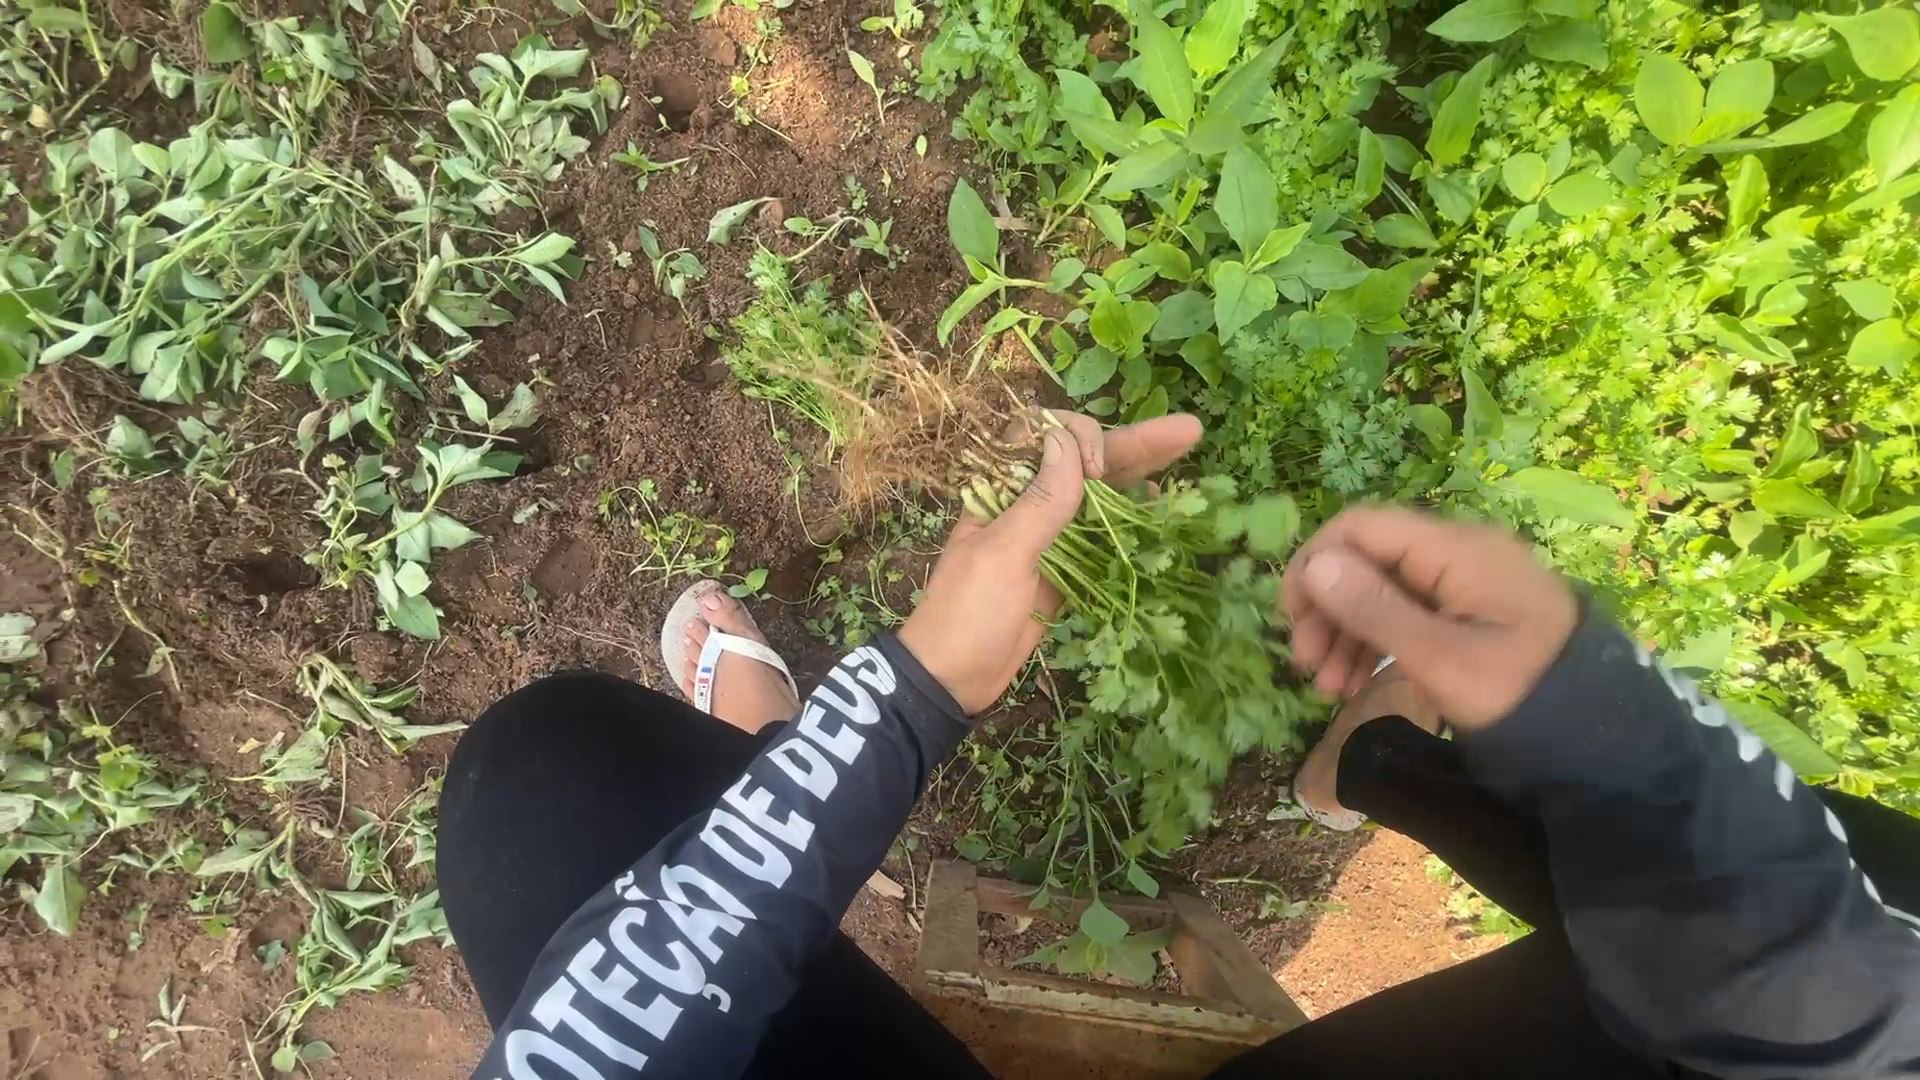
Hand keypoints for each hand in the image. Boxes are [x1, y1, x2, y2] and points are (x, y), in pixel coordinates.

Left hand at [899, 412, 1202, 714]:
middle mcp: (1026, 505)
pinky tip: (1160, 509)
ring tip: (1186, 455)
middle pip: (1083, 462)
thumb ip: (1040, 502)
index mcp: (1000, 491)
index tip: (1098, 469)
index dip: (1078, 438)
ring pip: (1098, 497)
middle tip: (1188, 431)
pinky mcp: (1063, 570)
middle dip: (1133, 444)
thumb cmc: (968, 614)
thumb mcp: (1003, 556)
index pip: (1043, 435)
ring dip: (1138, 476)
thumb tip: (1064, 438)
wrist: (952, 678)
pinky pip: (1100, 537)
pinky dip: (1129, 522)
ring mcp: (1047, 538)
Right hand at [1279, 506, 1578, 730]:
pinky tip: (1352, 683)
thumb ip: (1374, 608)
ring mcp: (1459, 585)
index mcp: (1455, 551)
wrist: (1606, 747)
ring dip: (1342, 634)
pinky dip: (1369, 645)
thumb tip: (1313, 565)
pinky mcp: (1461, 614)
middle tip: (1305, 664)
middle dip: (1325, 609)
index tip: (1291, 615)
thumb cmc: (1523, 696)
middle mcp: (1454, 556)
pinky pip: (1400, 615)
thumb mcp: (1441, 658)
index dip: (1314, 562)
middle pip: (1363, 562)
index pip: (1359, 527)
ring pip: (1375, 592)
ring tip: (1326, 687)